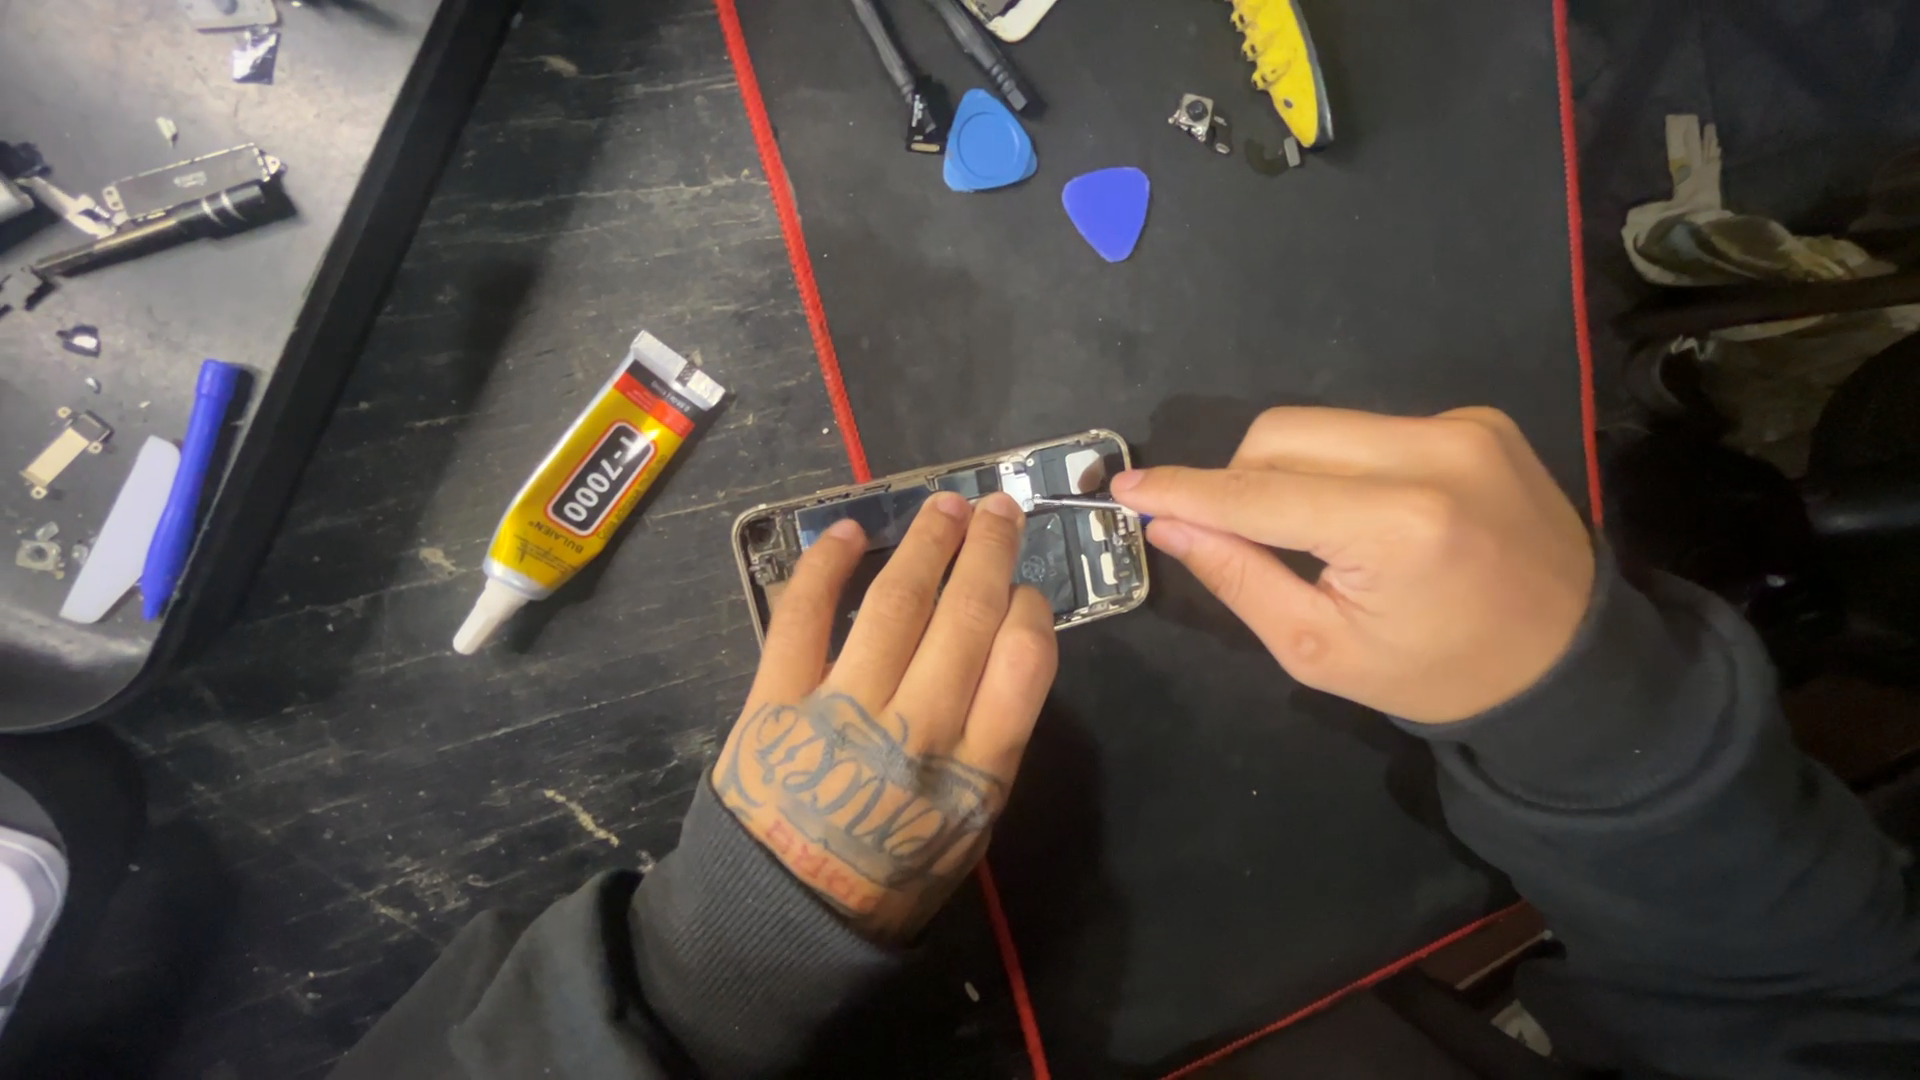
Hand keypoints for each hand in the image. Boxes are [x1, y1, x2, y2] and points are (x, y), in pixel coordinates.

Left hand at [713, 492, 1057, 940]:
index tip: (1027, 589)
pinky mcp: (773, 700)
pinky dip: (824, 567)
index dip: (1031, 610)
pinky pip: (800, 618)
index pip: (1022, 663)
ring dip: (926, 545)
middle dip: (989, 553)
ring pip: (893, 606)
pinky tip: (850, 530)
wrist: (778, 923)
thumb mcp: (968, 830)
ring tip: (948, 505)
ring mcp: (839, 711)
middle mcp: (913, 732)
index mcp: (973, 775)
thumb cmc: (888, 876)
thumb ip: (995, 742)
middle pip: (963, 618)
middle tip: (1001, 508)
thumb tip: (1007, 646)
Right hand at [1112, 407, 1594, 722]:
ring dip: (1281, 470)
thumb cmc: (1436, 674)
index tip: (1125, 487)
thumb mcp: (1319, 648)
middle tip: (1237, 534)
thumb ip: (1237, 577)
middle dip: (1235, 480)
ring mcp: (1463, 427)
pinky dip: (1333, 465)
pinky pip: (1363, 428)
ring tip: (1305, 528)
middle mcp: (1434, 453)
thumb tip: (1168, 524)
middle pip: (1280, 435)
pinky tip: (1359, 510)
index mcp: (1396, 526)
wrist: (1573, 667)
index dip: (1183, 490)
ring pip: (1316, 424)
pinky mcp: (1477, 420)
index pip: (1256, 494)